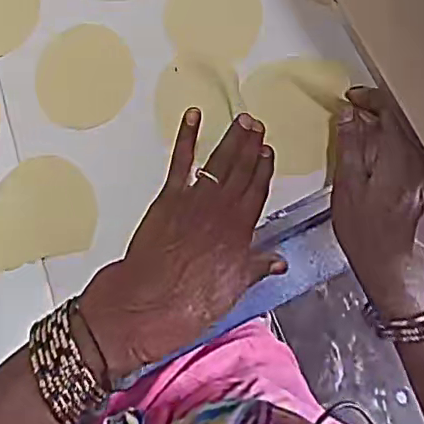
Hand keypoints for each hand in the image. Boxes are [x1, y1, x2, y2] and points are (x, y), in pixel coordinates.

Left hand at [79, 110, 286, 380]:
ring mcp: (195, 199)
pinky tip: (193, 117)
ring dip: (232, 138)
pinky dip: (187, 136)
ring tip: (242, 120)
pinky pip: (181, 160)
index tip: (268, 151)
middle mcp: (222, 209)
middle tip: (258, 125)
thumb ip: (256, 267)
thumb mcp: (232, 291)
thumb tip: (278, 261)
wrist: (145, 306)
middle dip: (251, 145)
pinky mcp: (169, 196)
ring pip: (220, 161)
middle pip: (242, 169)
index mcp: (239, 230)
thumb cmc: (188, 305)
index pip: (258, 190)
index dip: (264, 168)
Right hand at [332, 87, 423, 316]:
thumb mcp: (346, 185)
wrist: (387, 264)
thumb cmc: (363, 230)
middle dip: (375, 106)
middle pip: (400, 118)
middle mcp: (414, 160)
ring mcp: (418, 170)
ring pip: (402, 131)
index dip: (370, 98)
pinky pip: (403, 145)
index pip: (391, 111)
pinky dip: (385, 137)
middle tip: (351, 107)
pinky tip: (368, 146)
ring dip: (380, 121)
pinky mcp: (415, 179)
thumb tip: (347, 114)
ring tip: (356, 124)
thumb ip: (349, 146)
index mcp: (398, 157)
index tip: (351, 98)